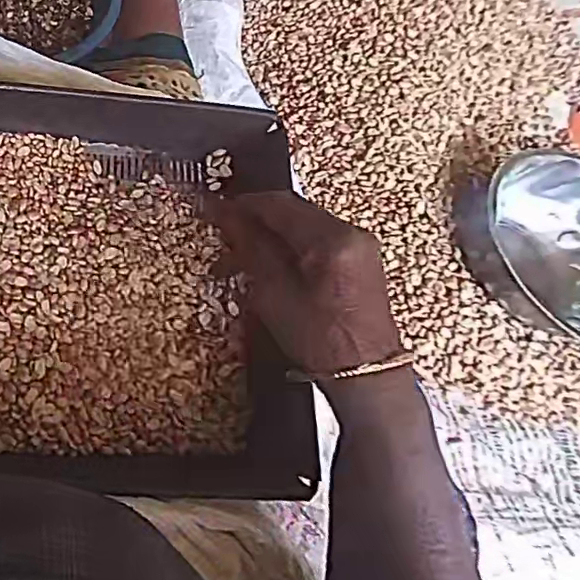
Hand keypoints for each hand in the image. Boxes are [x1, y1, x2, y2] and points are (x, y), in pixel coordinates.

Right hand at [208, 191, 403, 375]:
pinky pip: (317, 238)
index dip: (242, 204)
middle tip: (224, 230)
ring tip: (242, 251)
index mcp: (332, 240)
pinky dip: (290, 243)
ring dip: (271, 231)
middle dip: (255, 217)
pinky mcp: (360, 258)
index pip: (279, 204)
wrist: (365, 374)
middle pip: (293, 210)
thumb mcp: (274, 295)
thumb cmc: (319, 341)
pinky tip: (269, 260)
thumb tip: (228, 219)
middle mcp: (351, 233)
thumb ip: (252, 249)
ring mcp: (359, 244)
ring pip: (303, 223)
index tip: (214, 209)